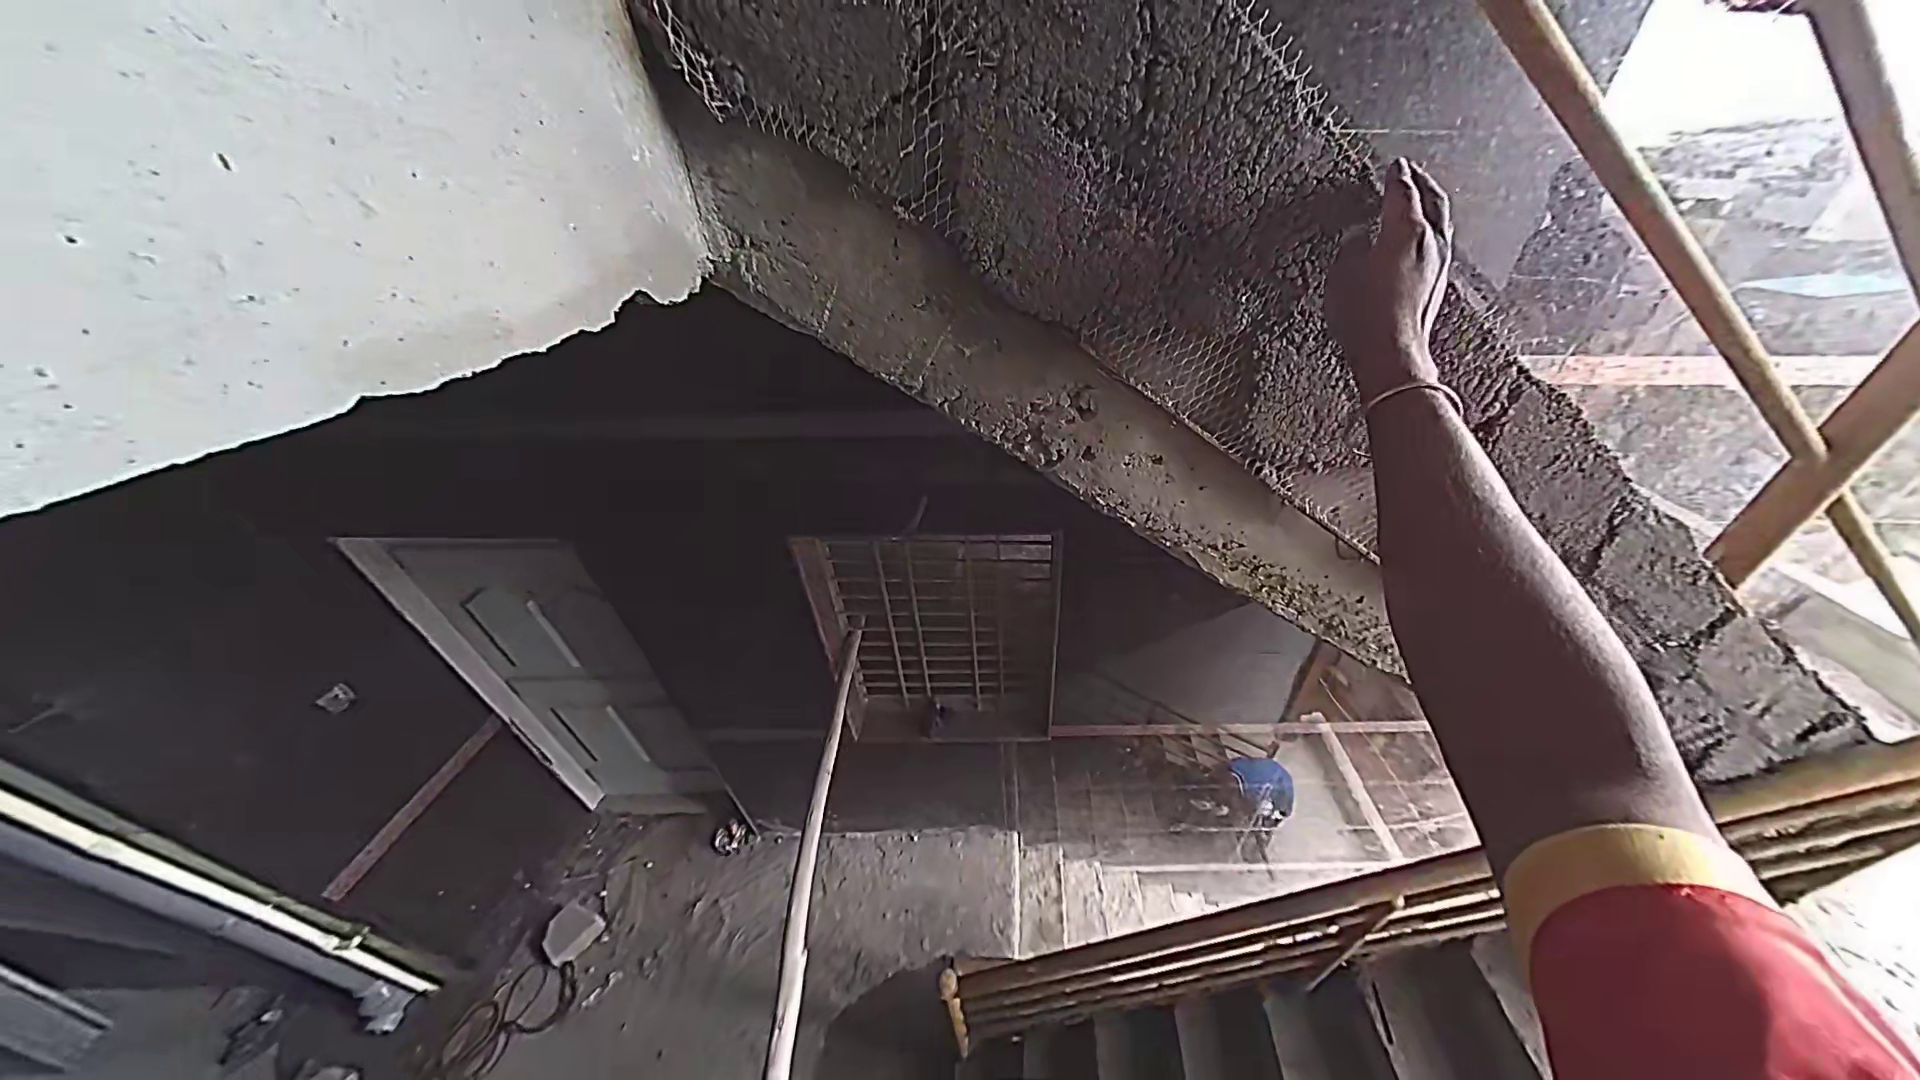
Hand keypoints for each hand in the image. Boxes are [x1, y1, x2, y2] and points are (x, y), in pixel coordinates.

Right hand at [1325, 158, 1452, 401]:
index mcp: (1407, 231)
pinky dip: (1426, 235)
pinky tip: (1414, 243)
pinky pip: (1435, 247)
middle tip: (1410, 176)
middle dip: (1421, 184)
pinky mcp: (1437, 285)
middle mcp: (1430, 242)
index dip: (1396, 176)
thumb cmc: (1366, 317)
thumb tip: (1357, 237)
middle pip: (1433, 200)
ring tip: (1415, 206)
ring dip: (1427, 209)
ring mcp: (1439, 264)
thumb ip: (1351, 248)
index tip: (1393, 167)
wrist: (1391, 353)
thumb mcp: (1343, 276)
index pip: (1402, 192)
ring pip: (1439, 222)